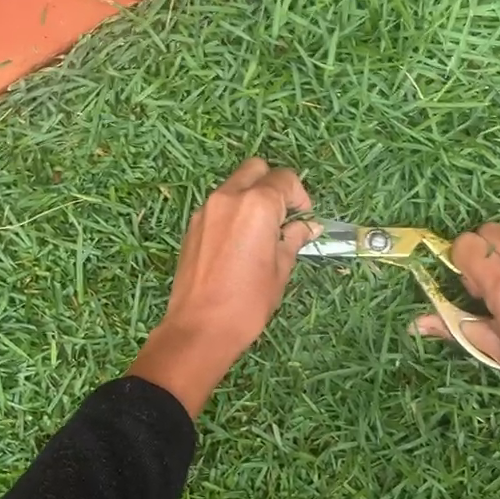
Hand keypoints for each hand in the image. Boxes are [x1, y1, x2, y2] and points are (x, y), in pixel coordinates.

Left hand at [128, 159, 317, 416]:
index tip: (304, 217)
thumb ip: (293, 239)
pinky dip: (233, 211)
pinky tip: (240, 243)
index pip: (284, 180)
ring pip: (234, 185)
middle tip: (284, 215)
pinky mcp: (192, 226)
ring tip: (262, 232)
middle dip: (274, 185)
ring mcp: (206, 209)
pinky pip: (219, 205)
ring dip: (252, 197)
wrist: (199, 328)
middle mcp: (229, 197)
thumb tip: (307, 226)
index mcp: (257, 205)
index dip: (300, 196)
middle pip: (256, 170)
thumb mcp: (280, 270)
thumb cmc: (248, 302)